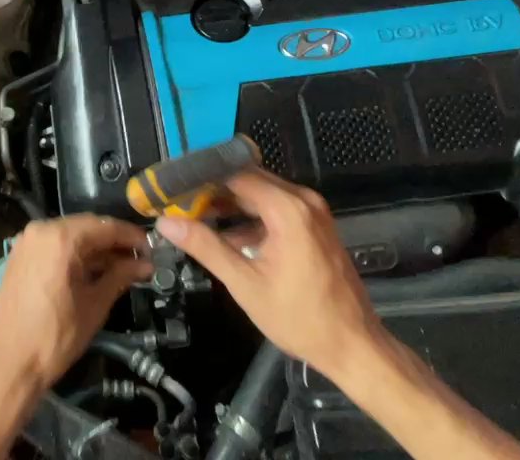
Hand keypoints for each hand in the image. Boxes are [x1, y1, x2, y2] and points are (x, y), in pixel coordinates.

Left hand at [0, 215, 152, 390]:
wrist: (9, 363)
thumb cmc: (56, 336)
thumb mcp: (95, 305)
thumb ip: (120, 276)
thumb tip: (144, 264)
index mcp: (60, 238)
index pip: (105, 226)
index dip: (131, 236)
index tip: (151, 247)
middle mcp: (41, 229)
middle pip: (87, 227)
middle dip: (113, 241)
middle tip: (139, 258)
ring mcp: (27, 241)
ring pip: (70, 236)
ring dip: (95, 248)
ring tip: (121, 266)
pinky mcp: (20, 255)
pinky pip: (54, 245)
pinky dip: (75, 254)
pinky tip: (94, 270)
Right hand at [156, 171, 384, 379]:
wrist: (353, 346)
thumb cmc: (300, 318)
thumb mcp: (245, 284)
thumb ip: (206, 247)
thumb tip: (166, 223)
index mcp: (288, 209)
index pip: (235, 174)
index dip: (201, 177)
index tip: (172, 185)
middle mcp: (302, 200)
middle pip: (248, 180)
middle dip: (212, 189)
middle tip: (177, 200)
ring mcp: (311, 211)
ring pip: (260, 194)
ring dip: (229, 203)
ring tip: (193, 215)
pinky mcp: (313, 225)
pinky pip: (275, 208)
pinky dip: (250, 217)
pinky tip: (226, 235)